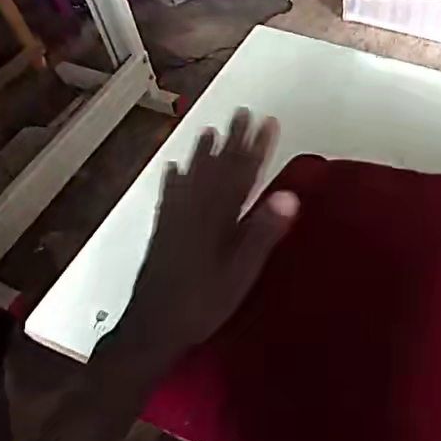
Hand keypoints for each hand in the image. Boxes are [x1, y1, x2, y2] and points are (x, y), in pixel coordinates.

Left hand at [100, 109, 298, 379]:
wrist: (152, 328)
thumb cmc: (202, 303)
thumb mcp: (240, 273)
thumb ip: (262, 233)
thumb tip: (288, 196)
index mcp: (218, 218)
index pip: (241, 174)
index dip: (256, 147)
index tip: (267, 122)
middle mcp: (195, 211)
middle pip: (216, 168)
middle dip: (232, 140)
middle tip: (242, 113)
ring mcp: (174, 220)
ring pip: (191, 177)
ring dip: (202, 152)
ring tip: (210, 130)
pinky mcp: (161, 232)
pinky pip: (168, 196)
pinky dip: (172, 180)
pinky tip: (172, 169)